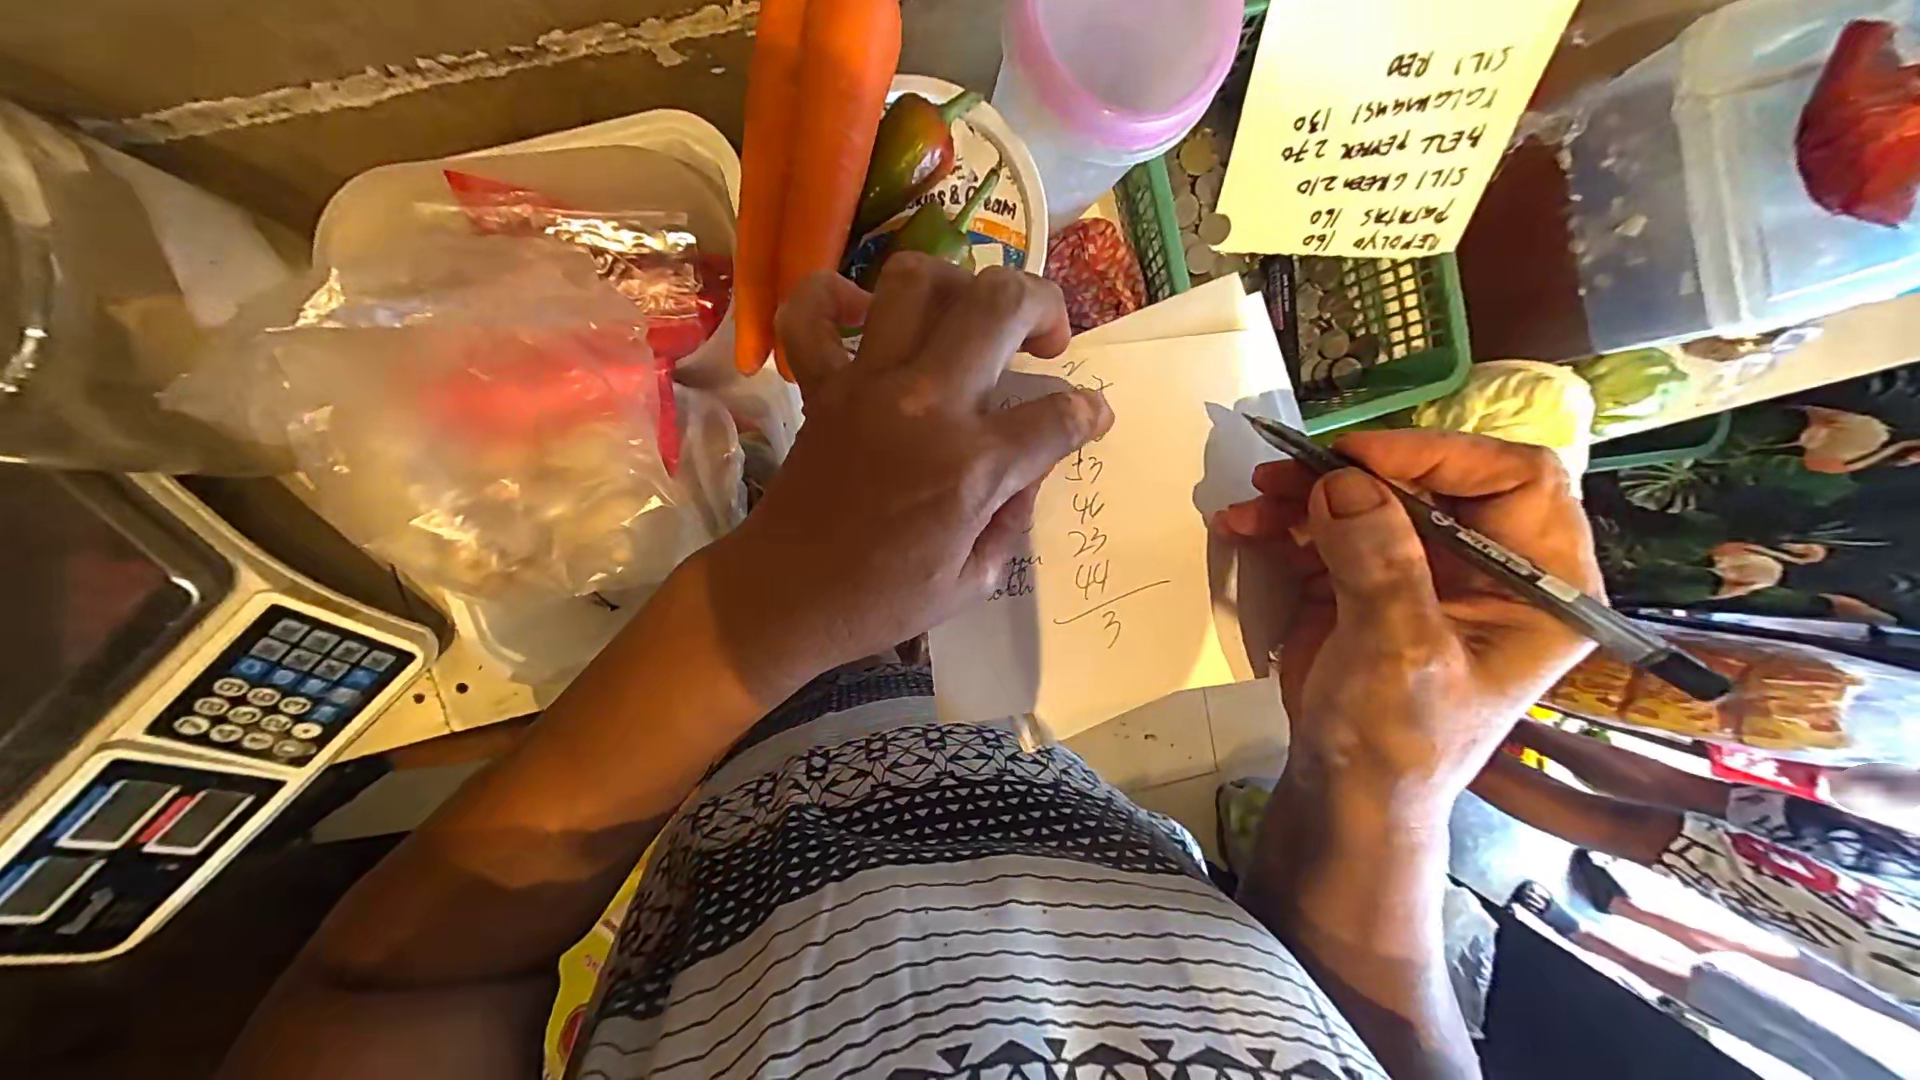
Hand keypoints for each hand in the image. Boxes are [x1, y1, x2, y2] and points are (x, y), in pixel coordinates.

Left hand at [701, 256, 1112, 704]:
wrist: (786, 597)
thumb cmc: (881, 601)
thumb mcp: (971, 580)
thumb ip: (1013, 516)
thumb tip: (1031, 467)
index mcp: (972, 466)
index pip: (1056, 415)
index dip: (1089, 411)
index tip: (1094, 415)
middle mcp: (925, 405)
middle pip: (999, 306)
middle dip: (1045, 305)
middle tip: (1048, 337)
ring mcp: (866, 386)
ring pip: (915, 282)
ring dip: (958, 283)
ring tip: (971, 315)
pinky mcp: (821, 387)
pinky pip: (813, 314)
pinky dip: (836, 297)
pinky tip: (867, 314)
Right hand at [1217, 430, 1601, 813]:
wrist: (1342, 784)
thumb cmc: (1397, 737)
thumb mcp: (1399, 654)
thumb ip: (1380, 566)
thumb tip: (1340, 483)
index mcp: (1534, 581)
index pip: (1514, 480)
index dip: (1437, 456)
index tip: (1354, 459)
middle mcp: (1479, 564)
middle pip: (1421, 484)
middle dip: (1347, 475)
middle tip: (1282, 474)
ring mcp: (1412, 570)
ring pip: (1362, 501)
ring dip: (1300, 497)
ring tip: (1249, 503)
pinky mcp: (1358, 579)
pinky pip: (1321, 532)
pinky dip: (1279, 525)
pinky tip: (1241, 526)